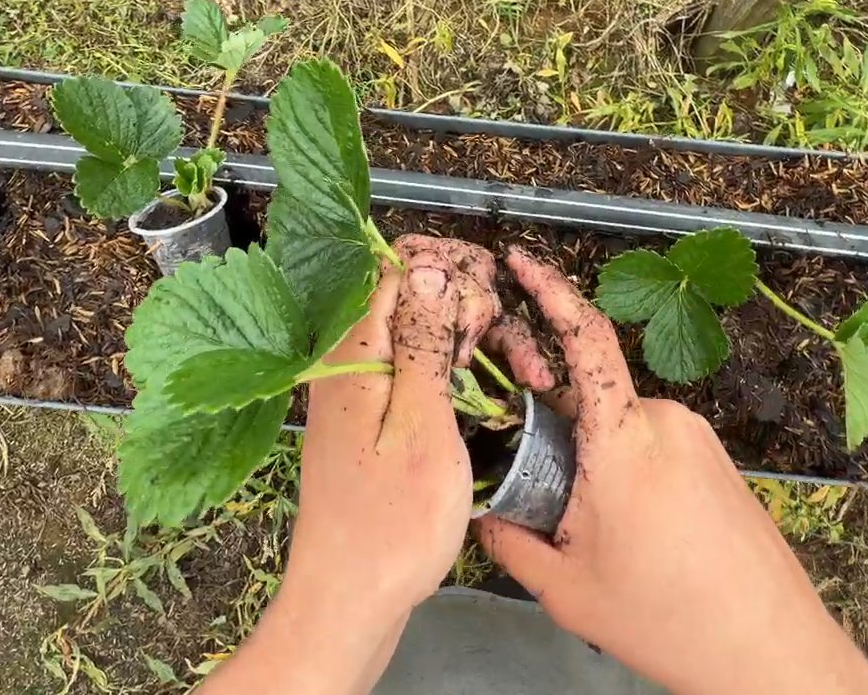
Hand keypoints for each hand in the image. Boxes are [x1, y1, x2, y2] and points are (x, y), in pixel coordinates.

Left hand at [202, 236, 496, 694]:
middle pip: (409, 294)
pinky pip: (412, 368)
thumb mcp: (421, 425)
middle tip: (506, 349)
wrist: (349, 600)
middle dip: (465, 302)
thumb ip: (422, 342)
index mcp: (356, 353)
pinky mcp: (369, 415)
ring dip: (467, 339)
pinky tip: (483, 391)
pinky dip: (450, 370)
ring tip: (518, 372)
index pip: (395, 266)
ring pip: (417, 331)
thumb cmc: (393, 521)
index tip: (492, 295)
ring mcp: (358, 388)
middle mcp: (349, 360)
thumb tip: (429, 269)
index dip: (448, 268)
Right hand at [474, 247, 867, 694]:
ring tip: (595, 523)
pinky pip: (651, 438)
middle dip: (557, 423)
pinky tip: (632, 525)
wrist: (776, 656)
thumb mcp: (567, 588)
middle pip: (590, 393)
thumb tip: (478, 508)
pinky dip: (624, 463)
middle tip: (543, 482)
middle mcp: (664, 419)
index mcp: (623, 438)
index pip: (584, 337)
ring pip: (619, 421)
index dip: (550, 288)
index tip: (520, 258)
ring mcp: (696, 435)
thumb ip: (510, 539)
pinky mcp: (715, 456)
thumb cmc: (666, 618)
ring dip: (592, 452)